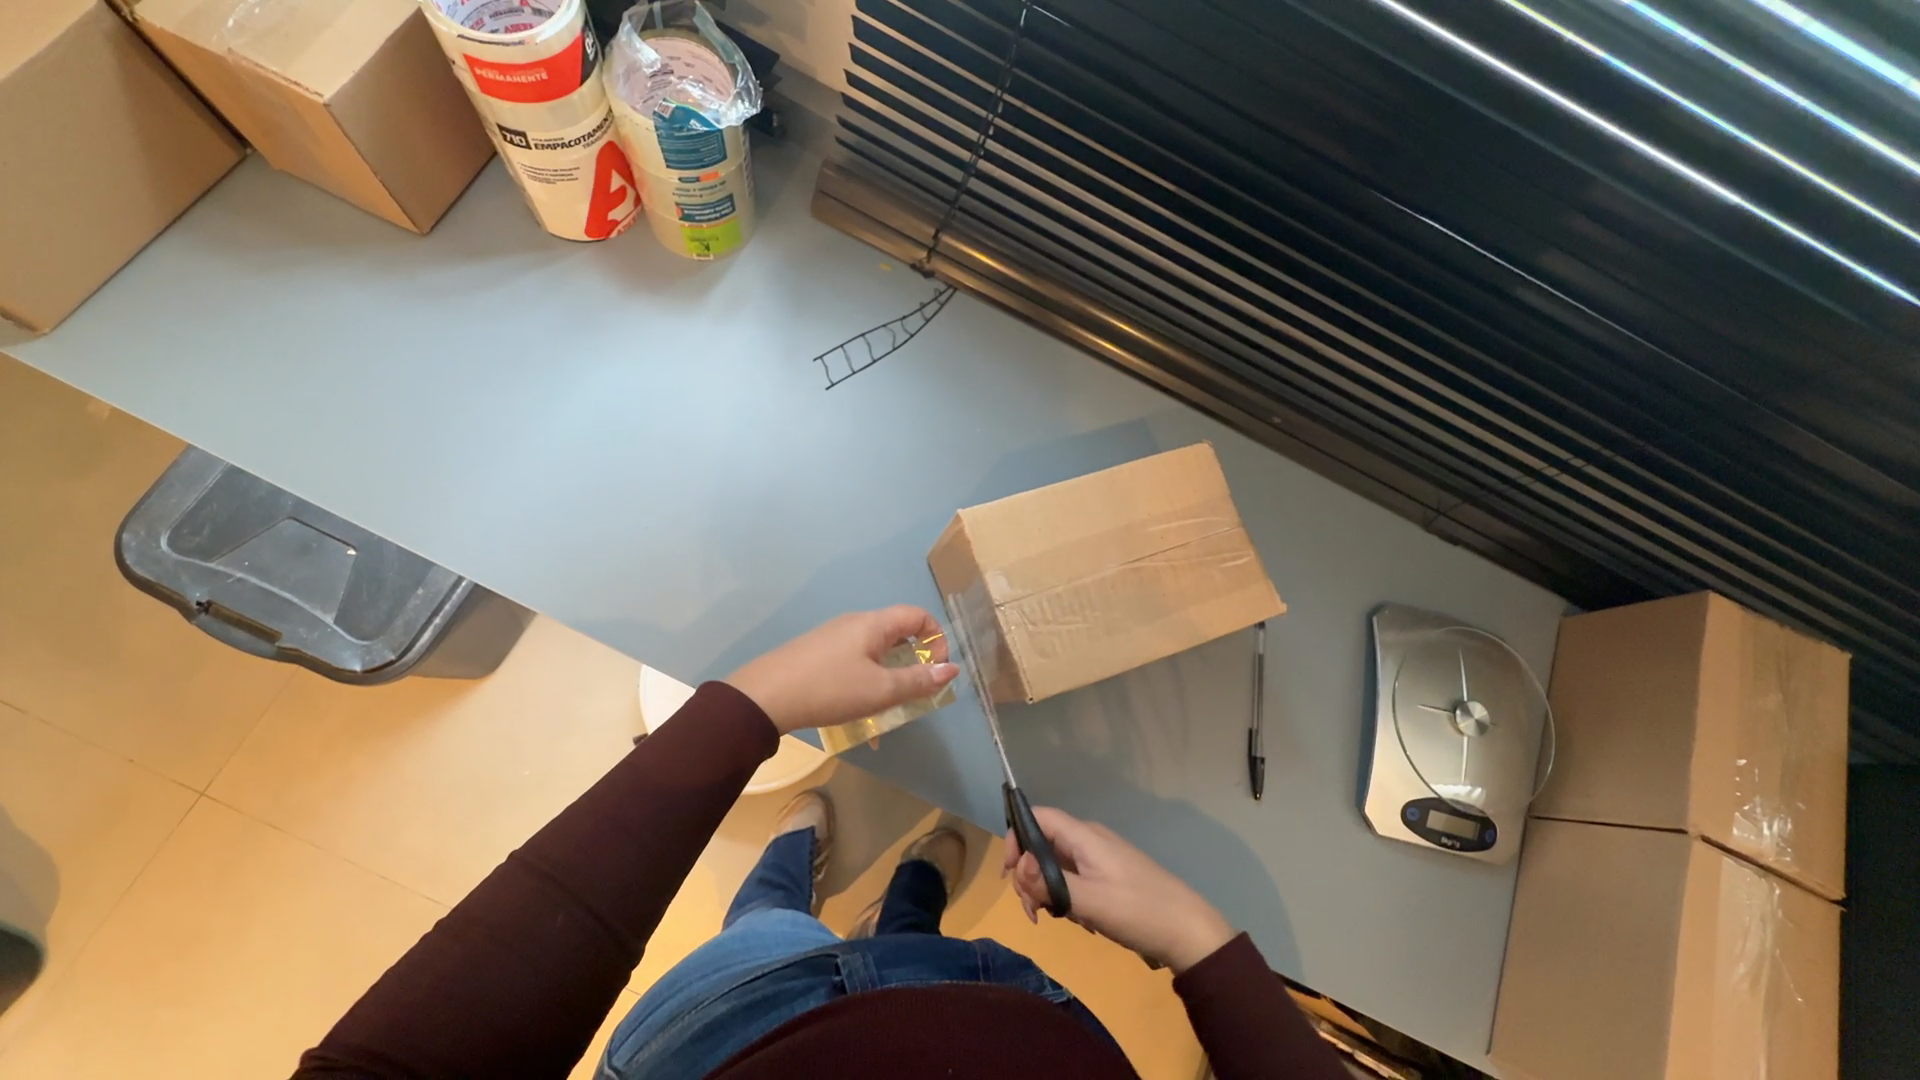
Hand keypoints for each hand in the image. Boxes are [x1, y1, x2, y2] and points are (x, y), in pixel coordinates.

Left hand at [727, 606, 958, 734]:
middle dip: (914, 664)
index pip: (919, 616)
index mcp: (874, 624)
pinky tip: (858, 715)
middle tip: (915, 695)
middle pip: (898, 634)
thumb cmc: (830, 689)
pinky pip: (855, 663)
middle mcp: (855, 623)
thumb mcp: (881, 690)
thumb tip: (951, 669)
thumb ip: (918, 681)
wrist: (765, 696)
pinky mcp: (818, 655)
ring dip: (890, 679)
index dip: (936, 640)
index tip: (936, 671)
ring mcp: (834, 638)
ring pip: (876, 653)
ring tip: (887, 711)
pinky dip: (867, 683)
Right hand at [1005, 806, 1235, 973]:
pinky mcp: (1108, 876)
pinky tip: (1076, 920)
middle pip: (1042, 843)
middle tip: (1031, 912)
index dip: (1016, 838)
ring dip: (1045, 888)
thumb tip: (1017, 867)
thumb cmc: (1139, 911)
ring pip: (1056, 863)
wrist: (1189, 931)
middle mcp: (1089, 840)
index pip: (1038, 818)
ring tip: (1050, 919)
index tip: (1009, 874)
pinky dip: (1064, 896)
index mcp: (1084, 836)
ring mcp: (1100, 858)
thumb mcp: (1090, 901)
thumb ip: (1049, 883)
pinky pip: (1073, 876)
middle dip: (1028, 874)